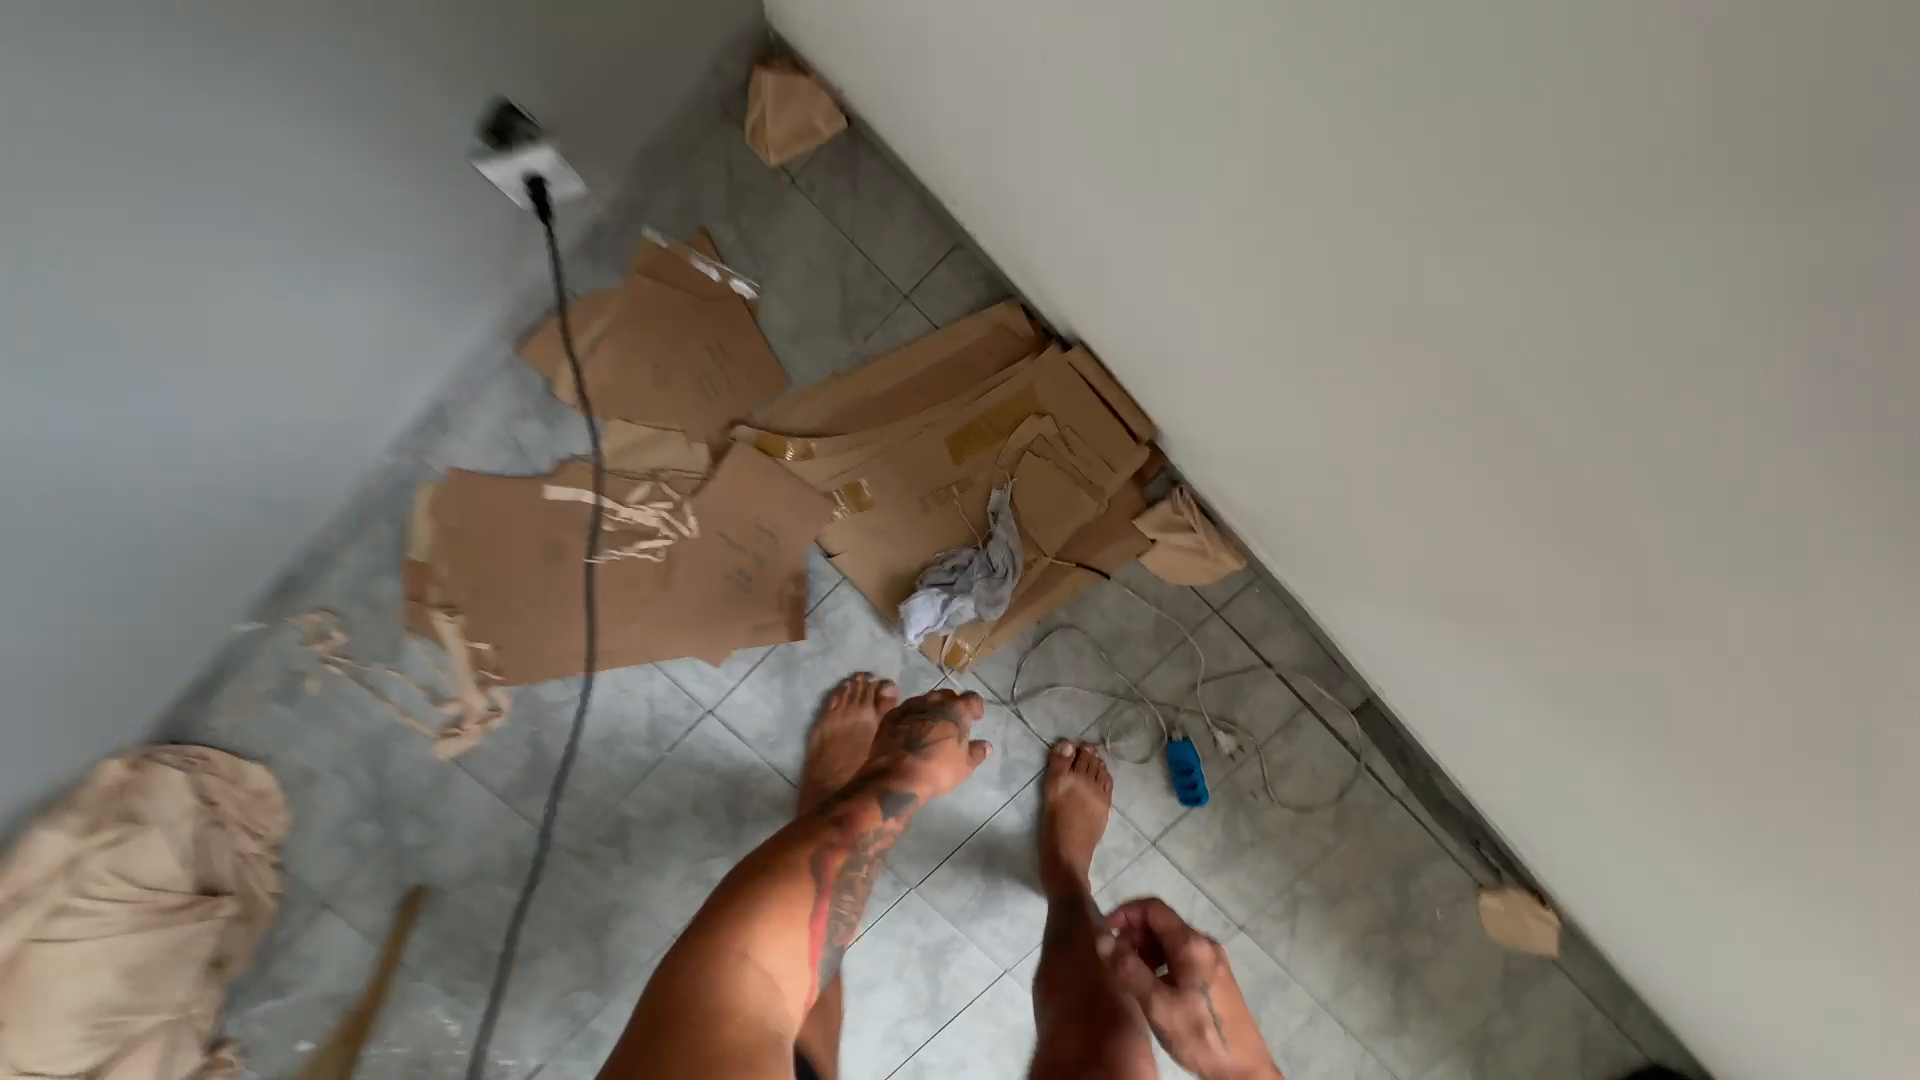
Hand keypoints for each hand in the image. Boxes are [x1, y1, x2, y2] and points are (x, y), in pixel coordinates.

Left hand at [861, 688, 991, 798]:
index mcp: (957, 711)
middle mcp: (935, 702)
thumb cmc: (937, 770)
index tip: (976, 717)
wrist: (897, 776)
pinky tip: (911, 728)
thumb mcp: (964, 767)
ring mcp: (911, 706)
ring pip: (926, 700)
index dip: (975, 707)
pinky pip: (907, 710)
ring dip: (931, 708)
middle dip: (952, 705)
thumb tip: (986, 746)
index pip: (972, 699)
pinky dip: (912, 716)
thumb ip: (976, 753)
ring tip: (932, 723)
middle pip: (947, 695)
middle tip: (953, 720)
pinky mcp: (892, 715)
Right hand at [1104, 898, 1279, 1079]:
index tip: (1106, 933)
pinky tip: (1153, 987)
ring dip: (1146, 950)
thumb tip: (1101, 937)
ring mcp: (1212, 960)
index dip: (1125, 913)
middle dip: (1134, 934)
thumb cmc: (1200, 1036)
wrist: (1245, 1072)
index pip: (1152, 907)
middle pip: (1161, 923)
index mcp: (1192, 943)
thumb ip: (1128, 969)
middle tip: (1116, 961)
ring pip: (1170, 940)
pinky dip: (1161, 962)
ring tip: (1131, 976)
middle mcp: (1204, 943)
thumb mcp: (1158, 1005)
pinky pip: (1181, 956)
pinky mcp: (1215, 977)